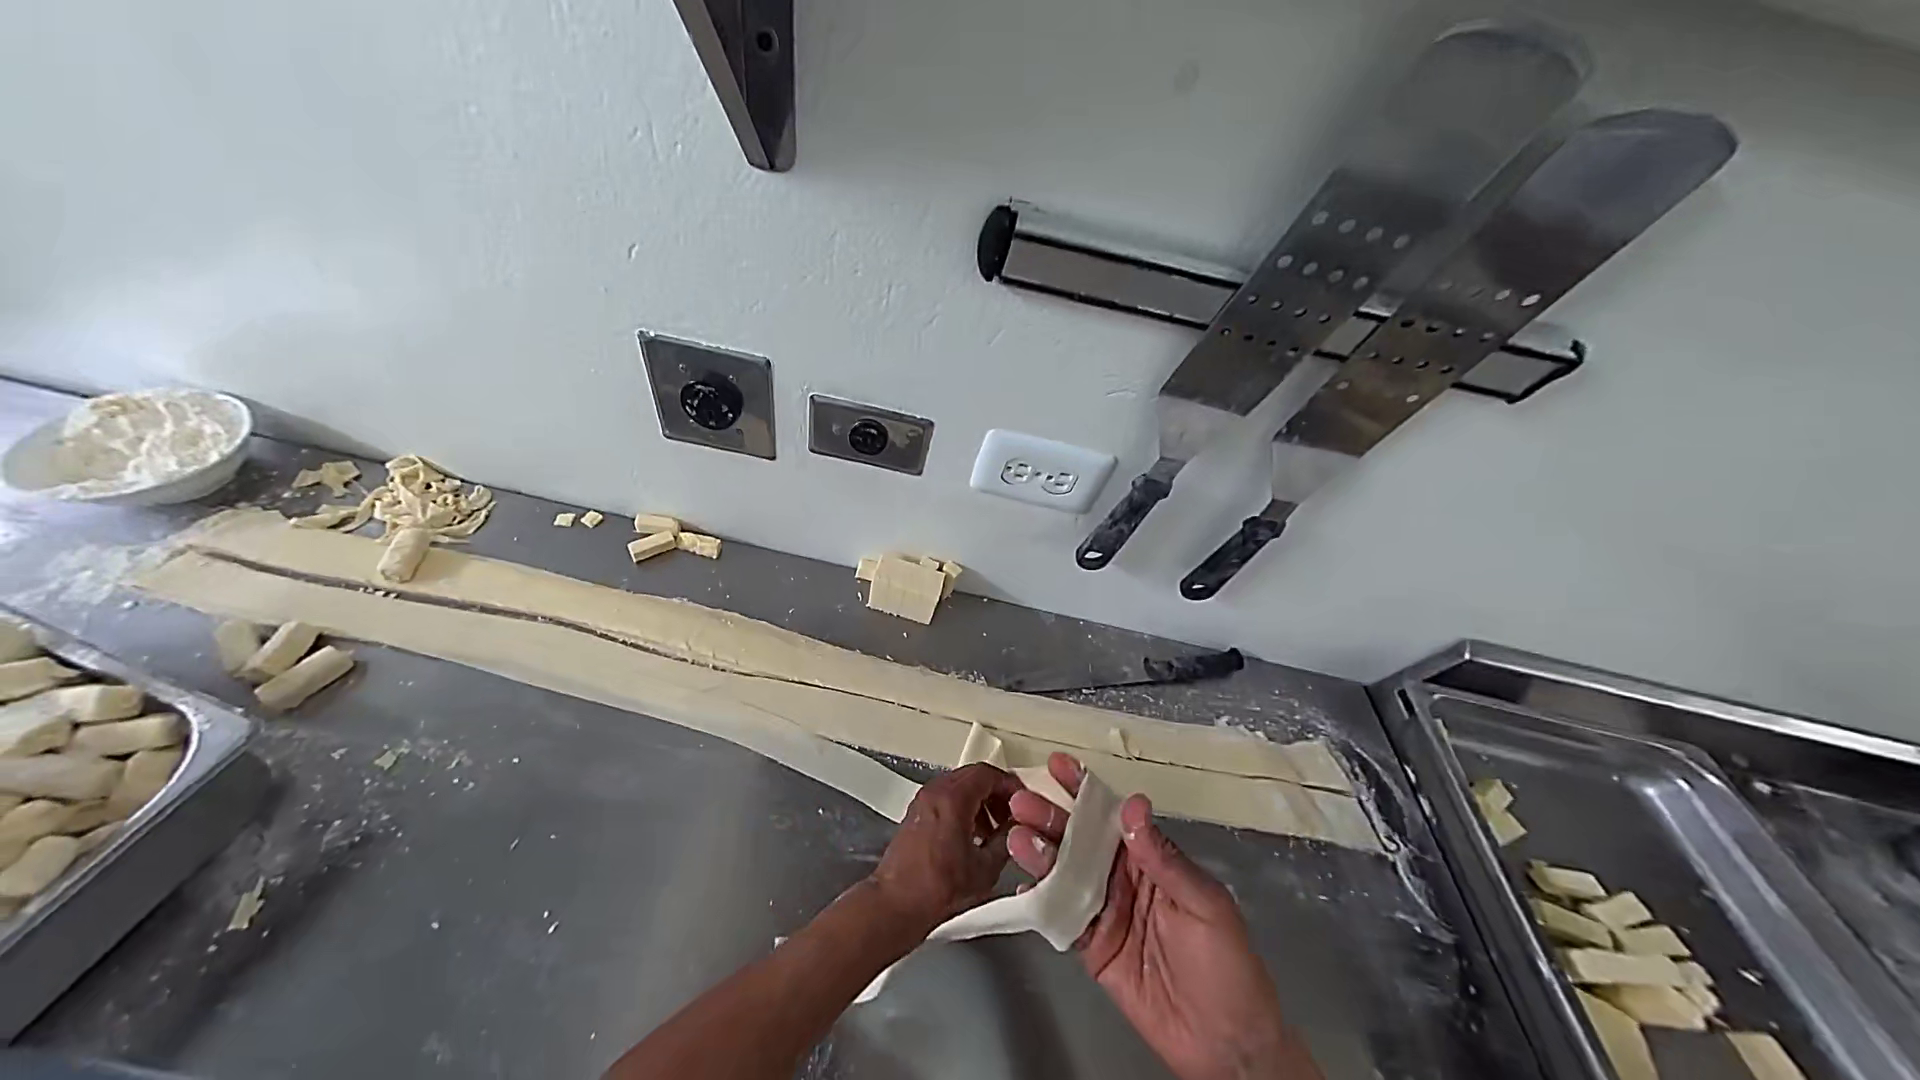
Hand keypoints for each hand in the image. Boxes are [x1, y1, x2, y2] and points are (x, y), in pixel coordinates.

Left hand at [869, 762, 1021, 937]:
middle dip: (996, 792)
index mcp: (953, 798)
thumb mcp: (985, 868)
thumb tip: (1015, 830)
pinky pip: (945, 799)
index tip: (1022, 799)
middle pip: (973, 776)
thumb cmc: (935, 889)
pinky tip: (972, 836)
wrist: (896, 904)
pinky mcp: (916, 815)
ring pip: (959, 786)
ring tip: (994, 829)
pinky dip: (963, 808)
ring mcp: (923, 802)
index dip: (1009, 785)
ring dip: (979, 801)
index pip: (988, 773)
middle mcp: (935, 793)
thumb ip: (1006, 841)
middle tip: (1011, 813)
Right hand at [1009, 753, 1320, 1079]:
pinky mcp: (1092, 946)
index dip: (1085, 790)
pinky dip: (1041, 902)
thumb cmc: (1228, 968)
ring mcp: (1105, 911)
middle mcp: (1123, 878)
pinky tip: (1024, 886)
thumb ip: (1164, 859)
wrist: (1226, 1047)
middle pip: (1079, 840)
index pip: (1113, 816)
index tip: (1060, 765)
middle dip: (1050, 818)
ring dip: (1040, 854)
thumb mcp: (1205, 905)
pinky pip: (1062, 918)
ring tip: (1016, 838)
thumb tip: (1133, 806)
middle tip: (1022, 801)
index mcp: (1151, 860)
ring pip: (1065, 874)